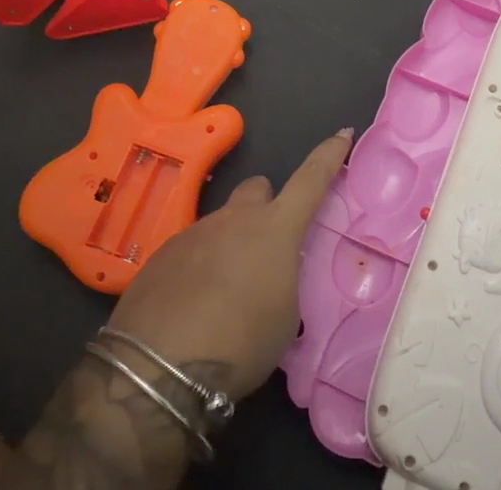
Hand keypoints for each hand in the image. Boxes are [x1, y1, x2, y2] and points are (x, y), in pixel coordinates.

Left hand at [106, 128, 352, 399]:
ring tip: (227, 293)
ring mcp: (194, 232)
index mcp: (275, 229)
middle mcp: (234, 219)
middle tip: (268, 243)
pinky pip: (191, 249)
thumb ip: (283, 283)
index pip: (310, 180)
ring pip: (221, 223)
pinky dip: (199, 266)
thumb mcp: (285, 319)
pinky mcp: (162, 255)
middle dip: (266, 205)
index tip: (342, 135)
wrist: (158, 365)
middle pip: (257, 189)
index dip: (329, 156)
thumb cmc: (241, 342)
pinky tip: (194, 304)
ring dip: (230, 244)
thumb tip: (268, 279)